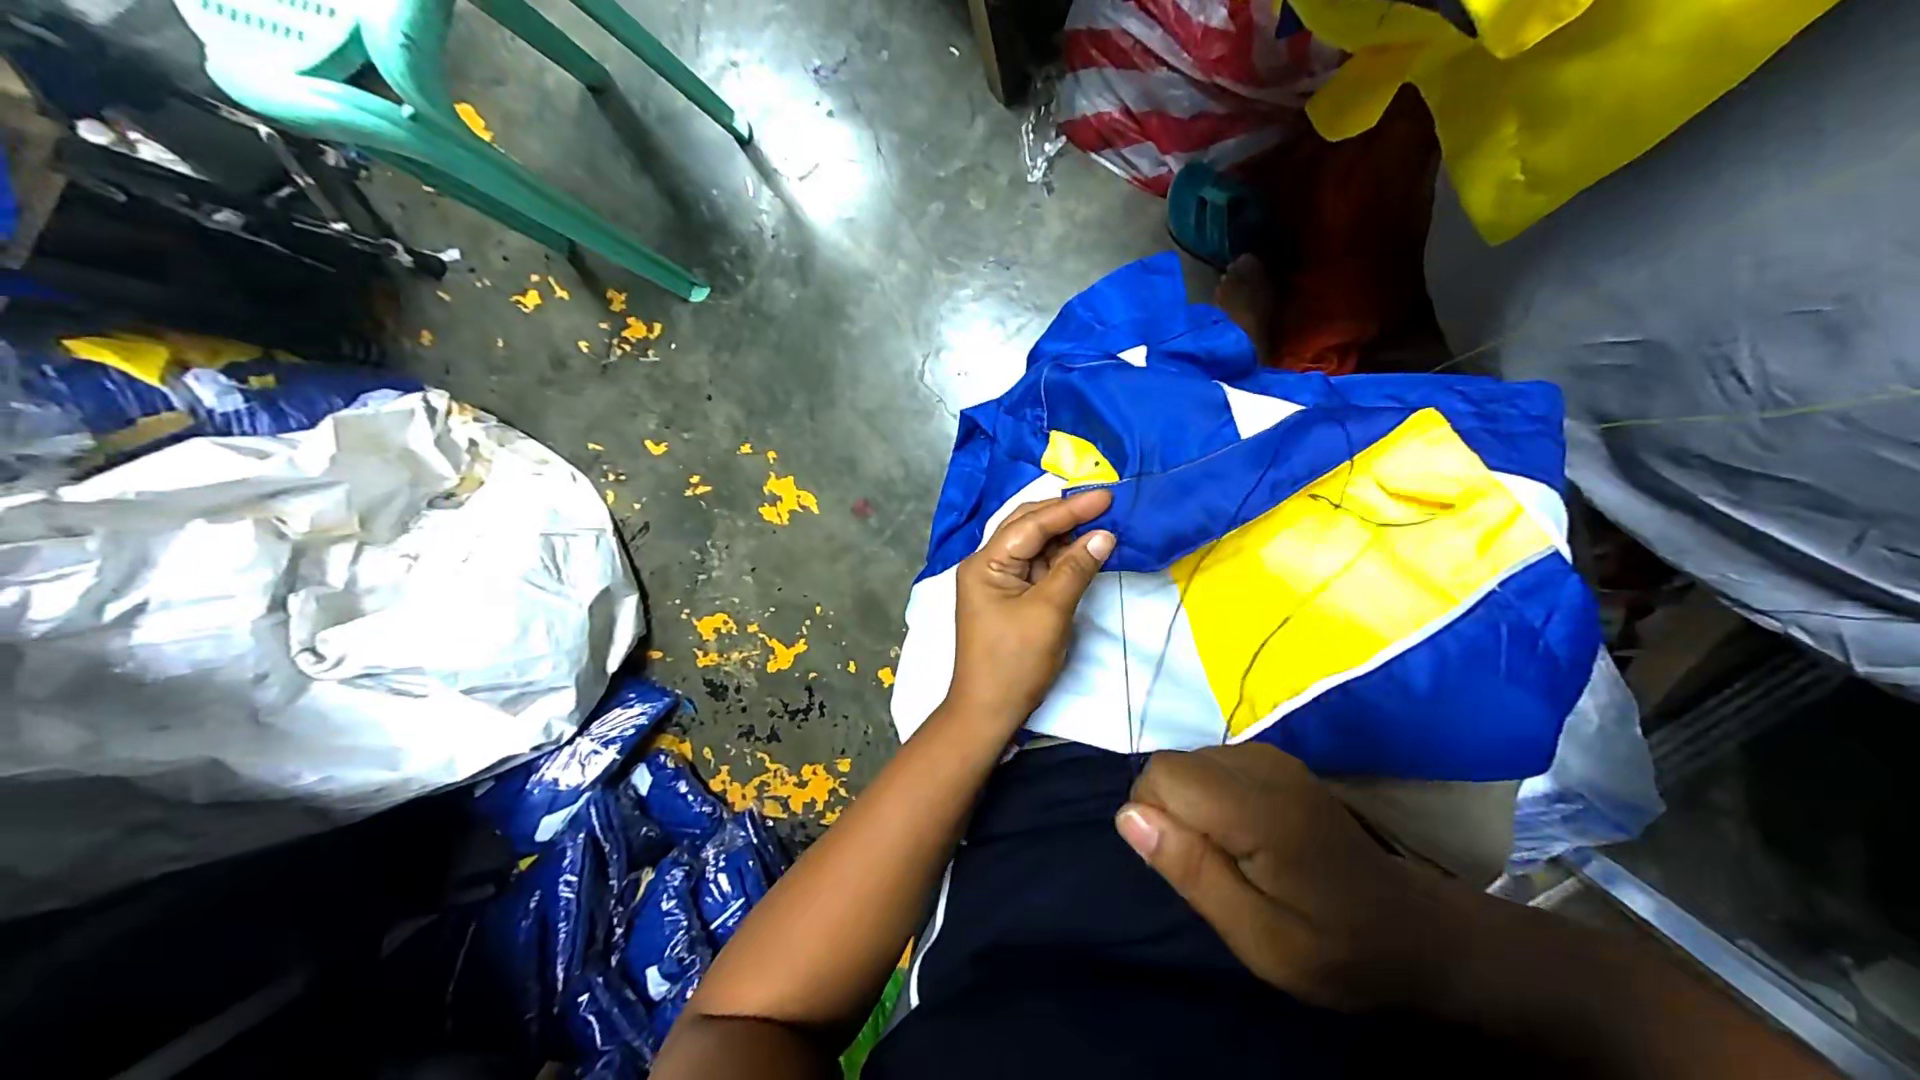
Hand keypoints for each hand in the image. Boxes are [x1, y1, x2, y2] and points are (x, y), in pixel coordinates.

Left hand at [945, 489, 1115, 724]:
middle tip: (1105, 505)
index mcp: (985, 564)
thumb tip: (1104, 535)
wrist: (989, 711)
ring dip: (1065, 537)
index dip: (1070, 508)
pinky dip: (1060, 560)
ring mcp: (996, 582)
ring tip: (1101, 525)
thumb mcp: (1049, 613)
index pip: (1031, 524)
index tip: (1107, 496)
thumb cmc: (1014, 663)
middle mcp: (986, 565)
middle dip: (1065, 515)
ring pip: (1034, 547)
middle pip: (1027, 527)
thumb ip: (1075, 569)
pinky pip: (1036, 568)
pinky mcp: (1009, 598)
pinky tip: (1083, 553)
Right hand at [1115, 743, 1445, 1011]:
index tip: (1185, 865)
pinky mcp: (1279, 761)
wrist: (1416, 931)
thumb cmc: (1336, 948)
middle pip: (1173, 765)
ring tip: (1231, 855)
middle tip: (1212, 869)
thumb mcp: (1258, 937)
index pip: (1163, 774)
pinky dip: (1211, 795)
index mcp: (1260, 809)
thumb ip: (1192, 870)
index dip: (1155, 817)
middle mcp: (1264, 766)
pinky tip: (1244, 834)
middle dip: (1171, 812)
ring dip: (1191, 805)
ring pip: (1191, 762)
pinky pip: (1214, 763)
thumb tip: (1129, 815)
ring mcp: (1275, 758)